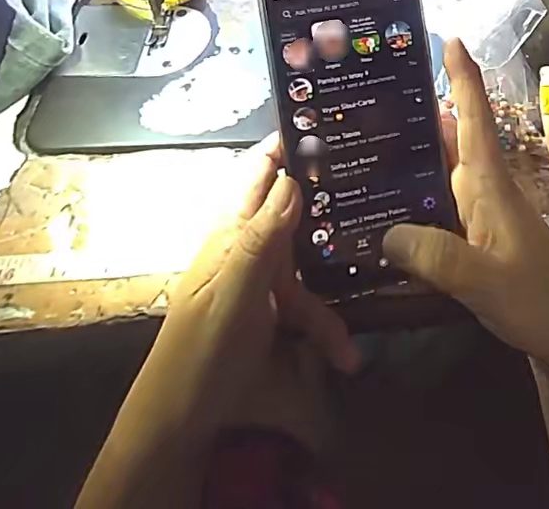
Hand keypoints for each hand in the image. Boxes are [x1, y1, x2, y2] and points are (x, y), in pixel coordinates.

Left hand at [148, 139, 358, 431]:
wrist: (177, 424)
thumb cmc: (201, 351)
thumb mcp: (234, 294)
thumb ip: (262, 238)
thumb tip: (291, 178)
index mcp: (232, 229)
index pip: (258, 169)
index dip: (286, 143)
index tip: (329, 124)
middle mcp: (247, 244)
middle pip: (293, 211)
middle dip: (328, 205)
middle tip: (371, 188)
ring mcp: (259, 277)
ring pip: (306, 266)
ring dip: (331, 291)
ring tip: (363, 303)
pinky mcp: (268, 308)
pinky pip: (305, 306)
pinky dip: (326, 327)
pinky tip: (346, 355)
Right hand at [382, 40, 548, 378]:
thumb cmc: (537, 301)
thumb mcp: (486, 281)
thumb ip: (438, 258)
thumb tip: (385, 232)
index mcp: (490, 183)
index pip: (475, 118)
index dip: (465, 77)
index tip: (451, 39)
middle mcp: (482, 188)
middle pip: (452, 133)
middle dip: (424, 102)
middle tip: (379, 84)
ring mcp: (477, 211)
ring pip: (442, 164)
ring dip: (416, 143)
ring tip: (370, 128)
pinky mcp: (470, 235)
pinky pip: (436, 197)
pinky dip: (414, 186)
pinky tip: (386, 195)